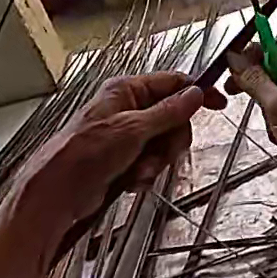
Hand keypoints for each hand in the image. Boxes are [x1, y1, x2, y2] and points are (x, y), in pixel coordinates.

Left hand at [0, 72, 211, 277]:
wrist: (56, 195)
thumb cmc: (87, 154)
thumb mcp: (134, 129)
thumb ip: (169, 112)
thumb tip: (196, 93)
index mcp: (127, 90)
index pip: (173, 82)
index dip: (197, 93)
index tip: (220, 103)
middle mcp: (128, 108)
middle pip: (173, 117)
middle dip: (171, 140)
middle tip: (165, 153)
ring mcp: (126, 134)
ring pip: (164, 142)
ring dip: (158, 160)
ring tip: (140, 171)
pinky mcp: (124, 158)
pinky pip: (151, 161)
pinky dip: (146, 172)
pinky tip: (132, 181)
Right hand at [225, 40, 276, 206]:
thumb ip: (254, 79)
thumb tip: (236, 59)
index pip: (275, 45)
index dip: (252, 53)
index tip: (233, 65)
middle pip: (271, 69)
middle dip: (255, 84)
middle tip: (237, 91)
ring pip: (271, 94)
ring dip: (266, 110)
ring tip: (275, 125)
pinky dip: (274, 124)